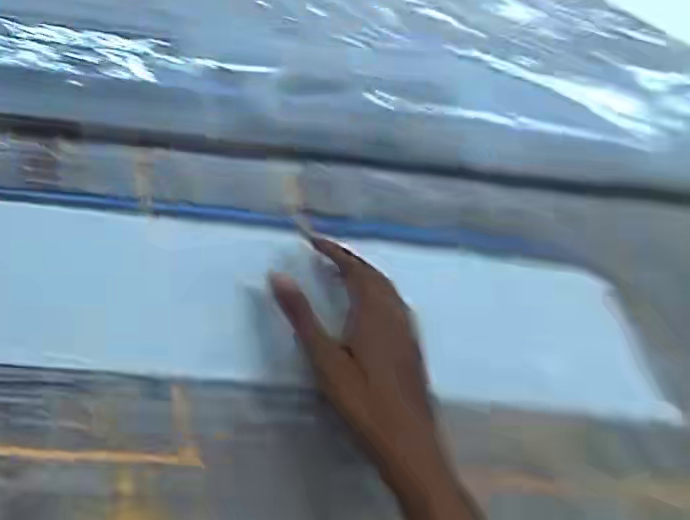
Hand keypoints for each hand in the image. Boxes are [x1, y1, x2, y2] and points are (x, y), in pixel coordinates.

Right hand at [270, 237, 478, 519]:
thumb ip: (301, 315)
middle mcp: (397, 325)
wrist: (411, 451)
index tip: (311, 239)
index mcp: (376, 320)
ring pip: (392, 297)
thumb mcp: (323, 358)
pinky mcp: (411, 357)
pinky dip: (378, 295)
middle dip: (353, 261)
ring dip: (368, 277)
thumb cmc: (362, 402)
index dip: (336, 253)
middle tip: (325, 250)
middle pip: (379, 282)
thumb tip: (278, 273)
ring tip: (343, 270)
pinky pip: (396, 311)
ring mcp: (409, 342)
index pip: (359, 274)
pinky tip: (367, 307)